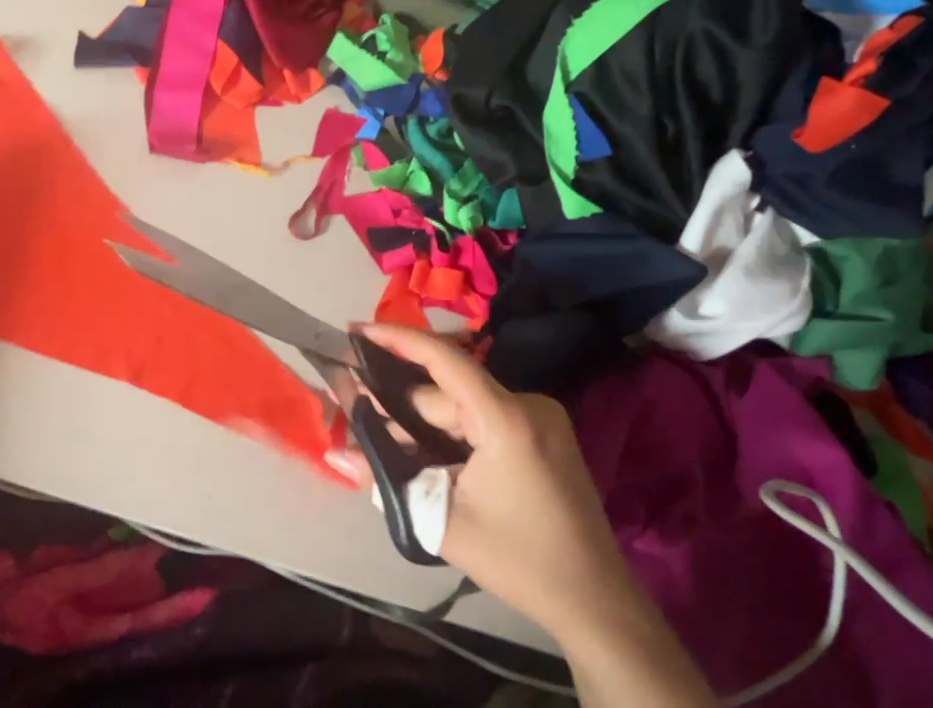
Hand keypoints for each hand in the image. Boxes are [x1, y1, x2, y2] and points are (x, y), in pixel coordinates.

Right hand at [336, 325, 653, 645]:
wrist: (595, 601)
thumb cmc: (518, 561)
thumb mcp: (441, 522)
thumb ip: (386, 479)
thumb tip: (337, 454)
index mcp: (506, 421)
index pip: (444, 361)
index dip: (397, 339)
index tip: (355, 330)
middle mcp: (527, 406)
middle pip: (446, 392)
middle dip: (398, 403)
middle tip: (353, 411)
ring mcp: (539, 419)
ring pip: (461, 405)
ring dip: (421, 421)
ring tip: (380, 439)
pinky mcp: (542, 435)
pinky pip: (481, 417)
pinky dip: (448, 429)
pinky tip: (420, 450)